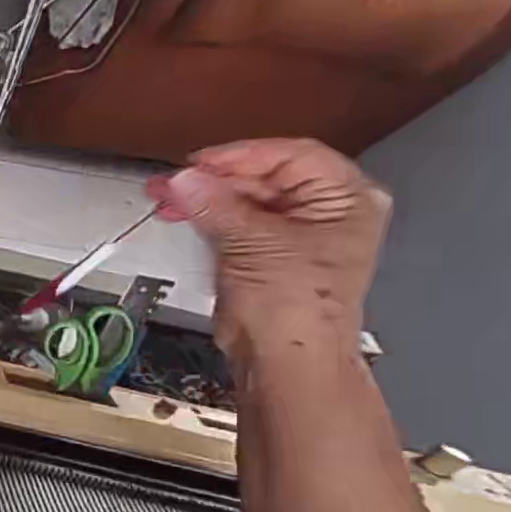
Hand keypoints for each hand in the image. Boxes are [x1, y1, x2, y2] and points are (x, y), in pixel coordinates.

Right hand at [145, 138, 391, 357]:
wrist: (283, 355)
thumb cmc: (292, 303)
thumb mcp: (254, 244)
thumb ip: (216, 207)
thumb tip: (184, 179)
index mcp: (344, 198)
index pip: (292, 157)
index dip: (240, 156)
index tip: (193, 162)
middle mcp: (324, 211)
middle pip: (265, 179)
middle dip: (213, 180)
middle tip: (168, 183)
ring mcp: (291, 235)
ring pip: (244, 202)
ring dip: (203, 198)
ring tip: (165, 199)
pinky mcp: (261, 255)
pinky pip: (232, 224)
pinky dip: (205, 218)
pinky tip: (181, 216)